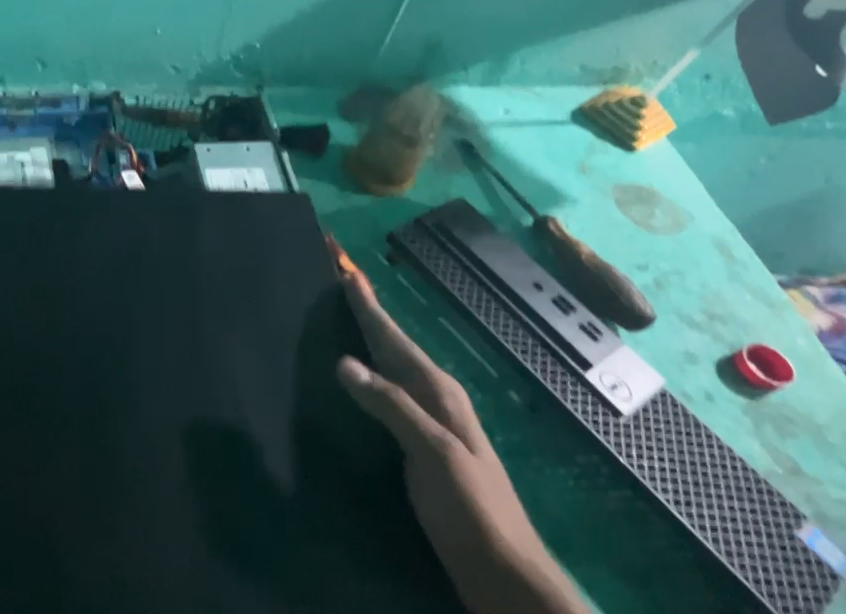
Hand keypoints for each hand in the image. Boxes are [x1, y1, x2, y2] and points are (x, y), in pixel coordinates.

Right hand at [331, 243, 587, 613]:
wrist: (505, 571)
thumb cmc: (471, 508)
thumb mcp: (433, 452)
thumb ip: (391, 405)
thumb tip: (343, 361)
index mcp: (438, 392)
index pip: (393, 338)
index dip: (368, 307)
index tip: (345, 273)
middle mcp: (436, 399)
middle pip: (394, 348)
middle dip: (368, 317)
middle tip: (340, 288)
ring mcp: (433, 423)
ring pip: (393, 370)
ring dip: (370, 344)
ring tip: (342, 322)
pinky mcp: (423, 447)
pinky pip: (391, 396)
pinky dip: (372, 378)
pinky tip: (357, 383)